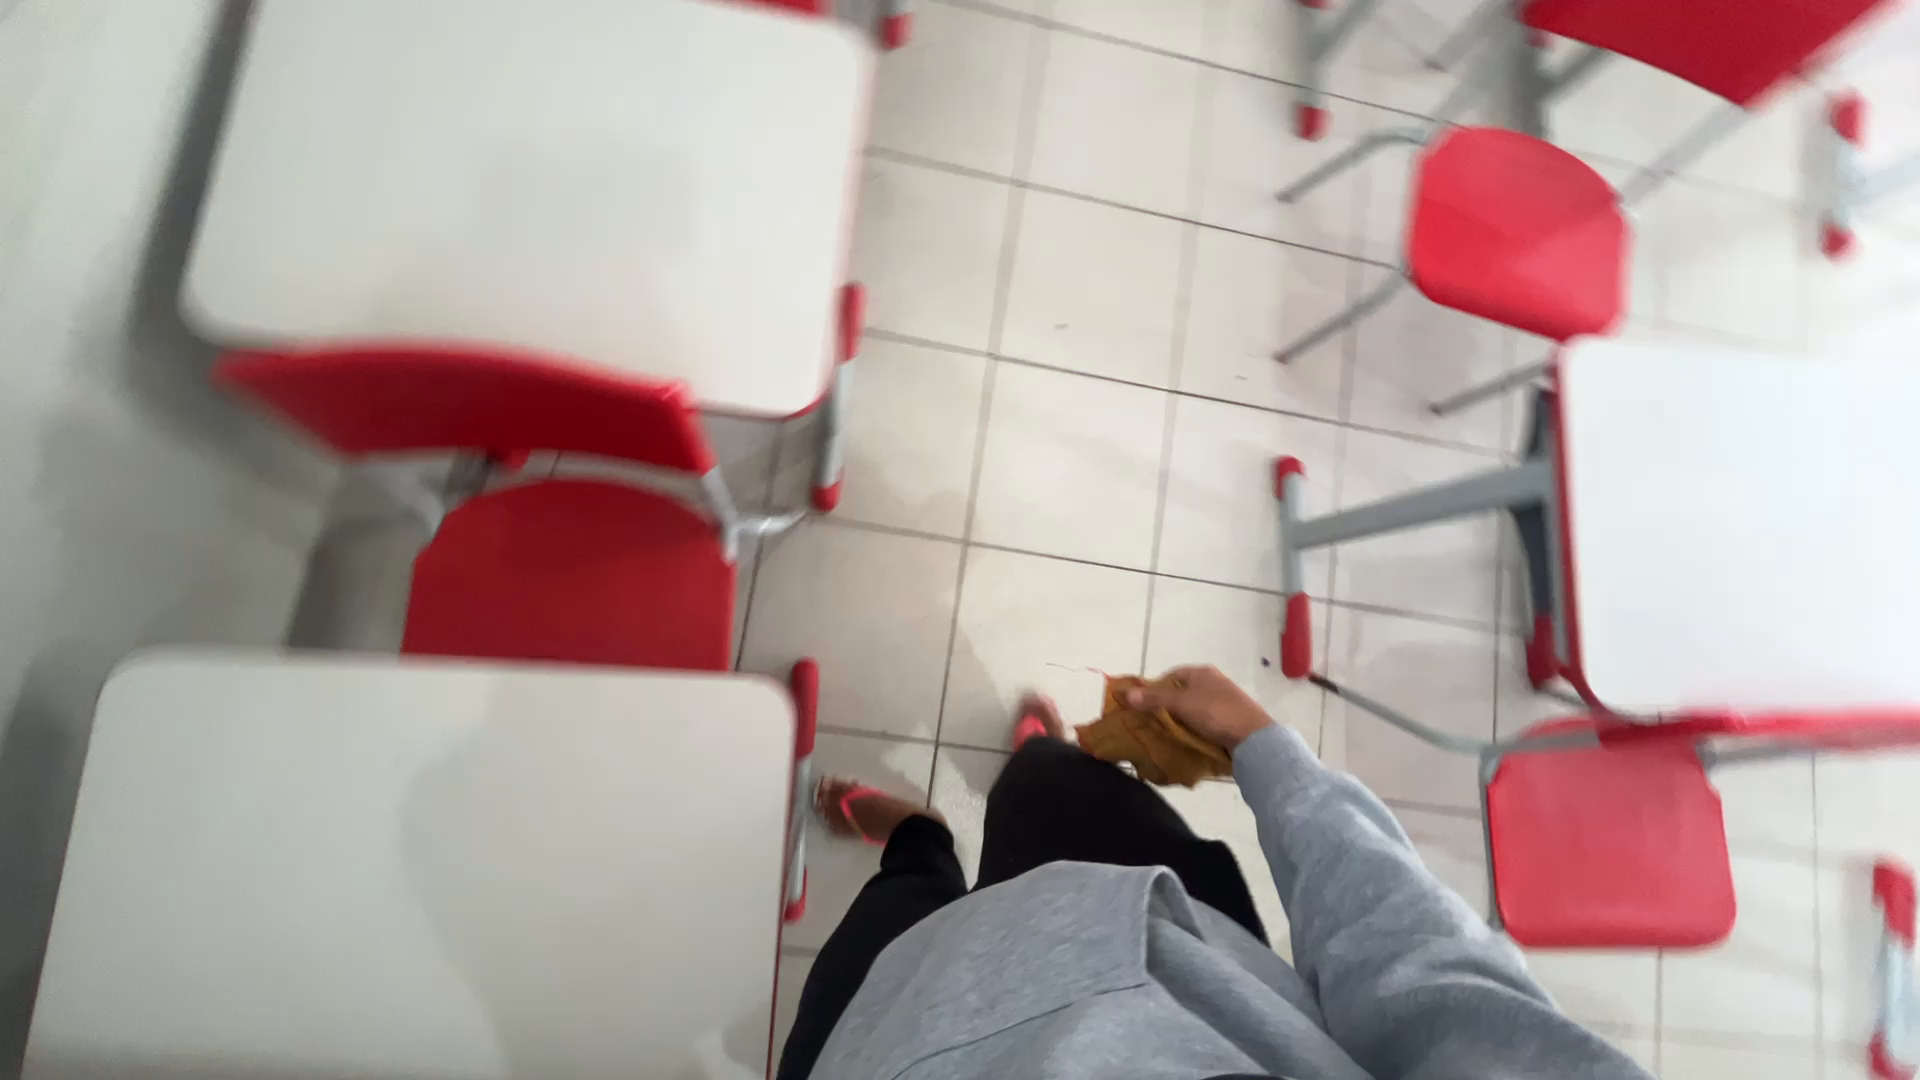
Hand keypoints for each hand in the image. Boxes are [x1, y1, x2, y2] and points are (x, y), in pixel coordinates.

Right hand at [1126, 666, 1275, 750]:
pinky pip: (1207, 720)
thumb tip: (1126, 693)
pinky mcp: (1232, 718)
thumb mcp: (1180, 704)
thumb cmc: (1215, 713)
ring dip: (1183, 719)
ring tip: (1171, 733)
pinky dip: (1197, 728)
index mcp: (1202, 672)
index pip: (1171, 675)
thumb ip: (1154, 699)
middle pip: (1182, 692)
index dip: (1156, 689)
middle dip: (1168, 706)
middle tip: (1155, 722)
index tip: (1145, 706)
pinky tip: (1192, 738)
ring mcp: (1225, 700)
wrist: (1254, 739)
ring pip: (1195, 707)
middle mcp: (1214, 682)